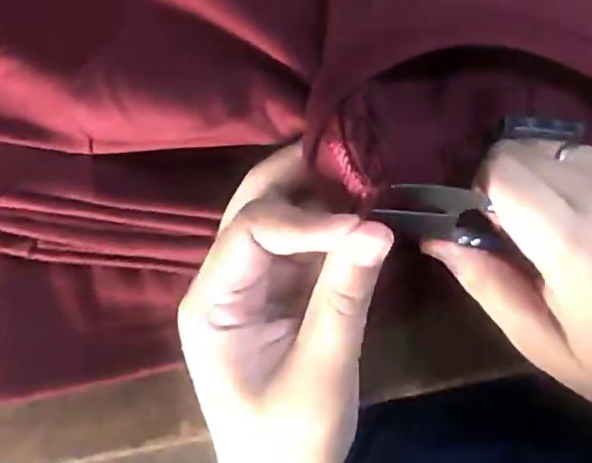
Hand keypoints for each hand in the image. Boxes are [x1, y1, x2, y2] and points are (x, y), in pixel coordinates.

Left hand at [178, 144, 394, 462]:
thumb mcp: (321, 375)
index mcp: (212, 303)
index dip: (306, 219)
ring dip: (318, 187)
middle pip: (254, 202)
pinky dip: (331, 213)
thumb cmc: (290, 444)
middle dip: (300, 174)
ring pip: (277, 206)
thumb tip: (379, 226)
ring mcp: (251, 277)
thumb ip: (345, 295)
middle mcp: (224, 277)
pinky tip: (361, 204)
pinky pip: (302, 232)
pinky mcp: (279, 283)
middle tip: (352, 156)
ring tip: (362, 173)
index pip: (252, 230)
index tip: (359, 222)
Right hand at [421, 140, 591, 442]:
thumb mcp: (540, 343)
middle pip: (520, 151)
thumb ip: (484, 282)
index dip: (481, 190)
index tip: (487, 226)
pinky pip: (579, 150)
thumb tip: (432, 236)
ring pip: (546, 146)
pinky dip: (562, 170)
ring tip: (547, 218)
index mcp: (576, 247)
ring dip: (532, 173)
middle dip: (501, 180)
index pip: (503, 173)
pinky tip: (577, 208)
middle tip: (513, 227)